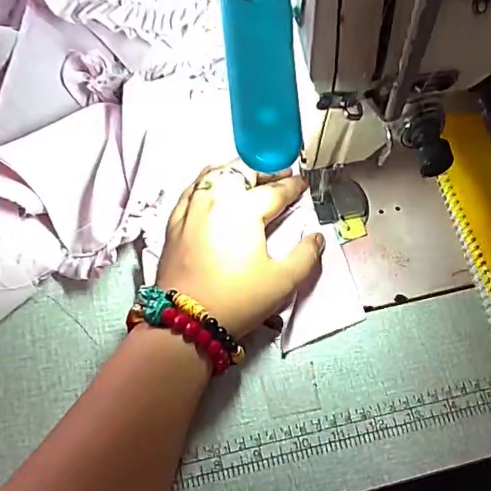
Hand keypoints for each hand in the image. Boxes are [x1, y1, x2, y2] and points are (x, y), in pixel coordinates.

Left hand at [155, 164, 323, 336]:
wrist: (187, 321)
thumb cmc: (237, 300)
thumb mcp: (282, 281)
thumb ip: (305, 256)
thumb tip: (316, 238)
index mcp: (244, 209)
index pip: (275, 190)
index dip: (293, 185)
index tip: (304, 184)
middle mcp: (215, 200)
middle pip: (241, 171)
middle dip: (264, 169)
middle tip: (280, 175)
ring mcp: (191, 209)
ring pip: (213, 174)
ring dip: (235, 170)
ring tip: (249, 177)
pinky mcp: (174, 224)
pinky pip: (191, 190)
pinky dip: (207, 182)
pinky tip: (212, 189)